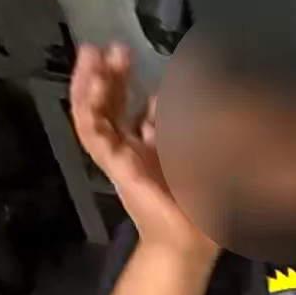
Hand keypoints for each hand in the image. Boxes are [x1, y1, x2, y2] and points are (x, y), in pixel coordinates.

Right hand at [69, 42, 214, 258]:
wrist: (189, 244)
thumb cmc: (205, 215)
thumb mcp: (208, 172)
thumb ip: (202, 146)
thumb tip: (202, 113)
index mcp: (162, 156)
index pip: (150, 115)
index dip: (154, 95)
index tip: (167, 77)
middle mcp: (138, 153)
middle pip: (118, 105)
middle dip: (118, 77)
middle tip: (120, 50)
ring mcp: (122, 157)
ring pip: (97, 109)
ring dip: (95, 80)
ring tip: (95, 52)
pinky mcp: (112, 163)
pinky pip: (90, 126)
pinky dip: (87, 100)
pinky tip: (90, 78)